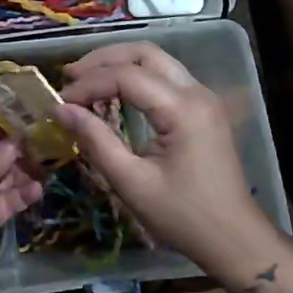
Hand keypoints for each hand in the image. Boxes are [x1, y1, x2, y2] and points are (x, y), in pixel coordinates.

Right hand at [53, 44, 277, 272]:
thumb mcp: (131, 182)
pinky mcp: (202, 108)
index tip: (60, 102)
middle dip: (103, 60)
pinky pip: (165, 77)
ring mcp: (203, 98)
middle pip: (145, 54)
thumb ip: (95, 141)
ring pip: (156, 60)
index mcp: (183, 109)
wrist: (233, 239)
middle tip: (69, 76)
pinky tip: (112, 92)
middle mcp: (197, 93)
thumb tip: (61, 110)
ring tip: (85, 79)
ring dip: (119, 64)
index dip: (88, 84)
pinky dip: (135, 76)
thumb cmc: (182, 216)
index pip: (127, 76)